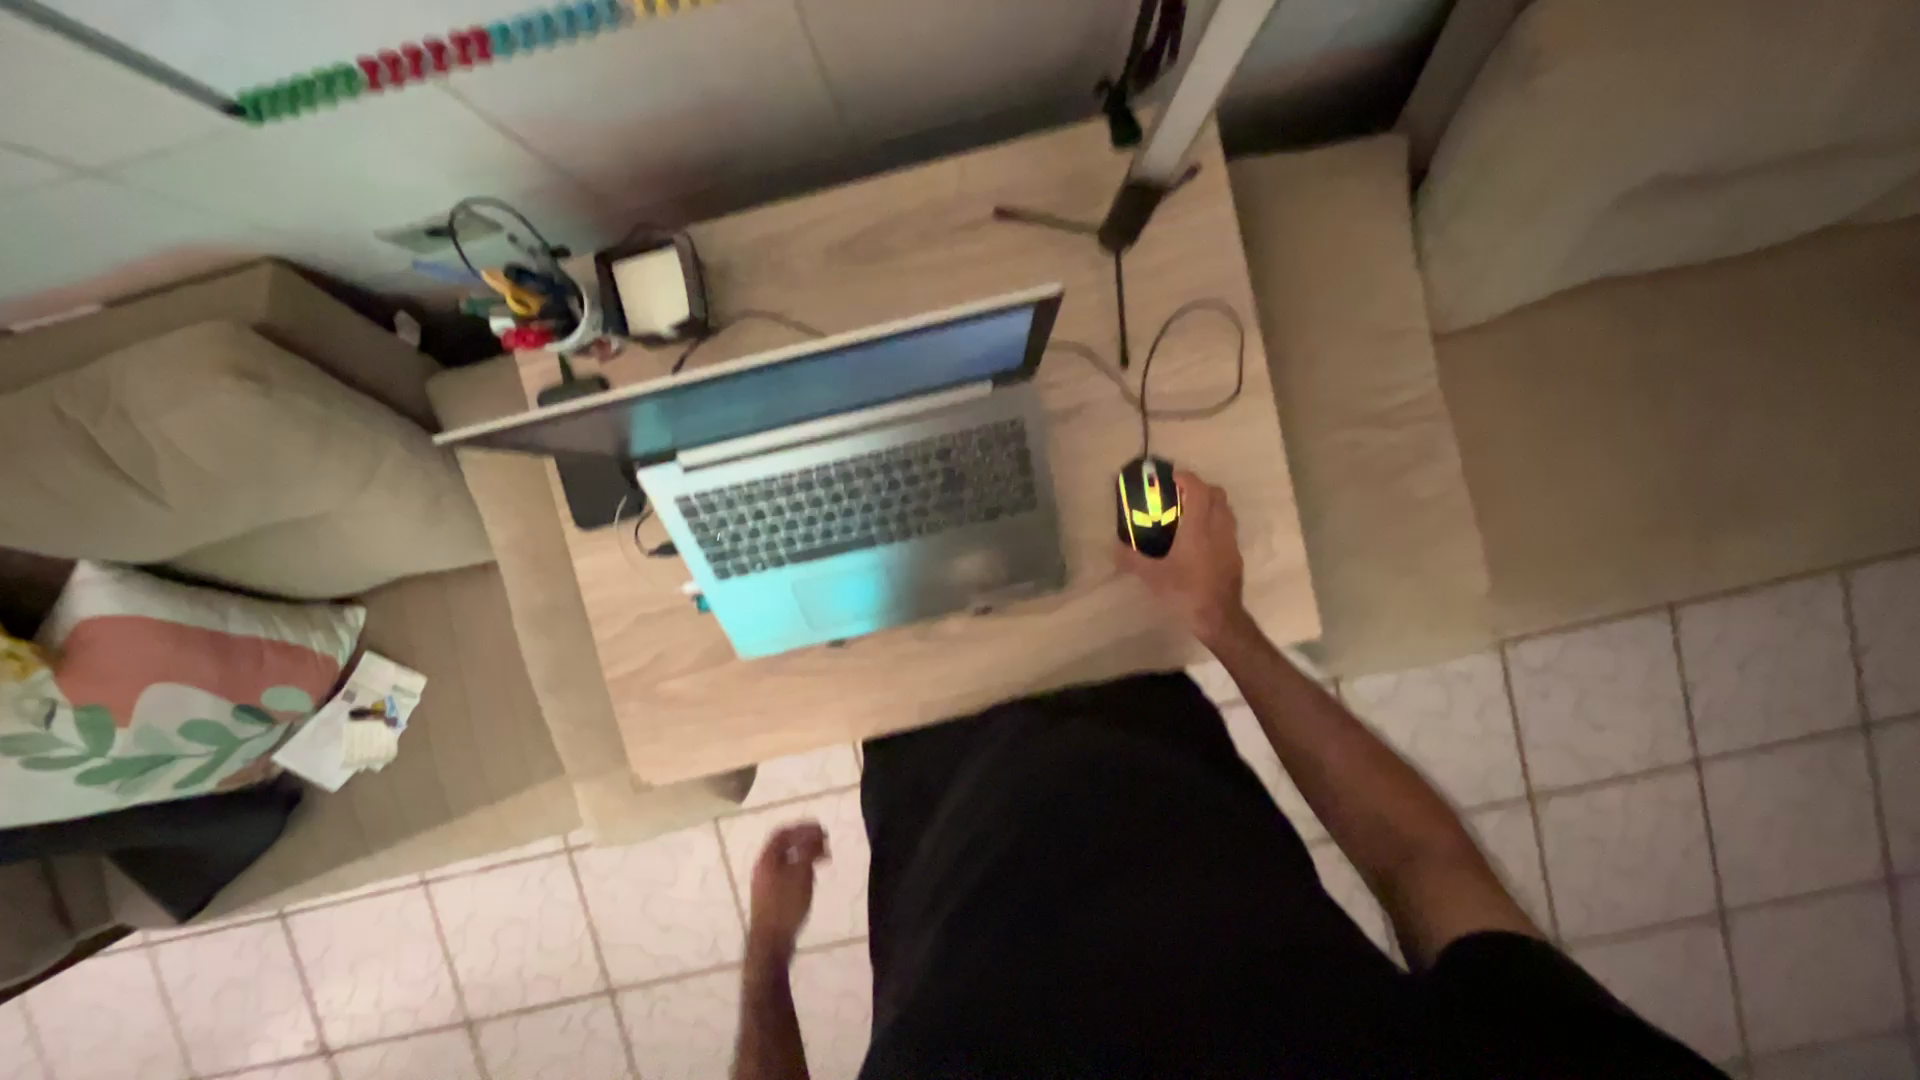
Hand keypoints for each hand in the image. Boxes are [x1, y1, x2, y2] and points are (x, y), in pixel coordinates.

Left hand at [746, 822, 829, 960]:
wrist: (770, 944)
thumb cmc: (786, 906)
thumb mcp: (800, 874)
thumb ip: (808, 850)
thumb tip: (814, 834)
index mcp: (767, 859)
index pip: (783, 833)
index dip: (803, 827)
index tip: (822, 830)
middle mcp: (763, 868)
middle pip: (785, 845)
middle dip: (806, 840)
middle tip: (826, 843)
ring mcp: (766, 883)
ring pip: (787, 860)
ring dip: (806, 855)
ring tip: (823, 859)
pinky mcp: (771, 896)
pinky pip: (787, 873)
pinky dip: (801, 868)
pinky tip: (812, 877)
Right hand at [1115, 469, 1249, 647]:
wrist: (1219, 618)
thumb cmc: (1185, 593)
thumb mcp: (1152, 577)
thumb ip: (1132, 559)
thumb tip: (1115, 548)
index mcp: (1198, 527)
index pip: (1198, 489)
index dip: (1186, 478)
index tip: (1172, 478)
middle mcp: (1218, 528)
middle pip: (1217, 494)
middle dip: (1200, 488)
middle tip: (1180, 496)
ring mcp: (1230, 542)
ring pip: (1225, 511)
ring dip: (1210, 505)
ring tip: (1189, 516)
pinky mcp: (1235, 556)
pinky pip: (1227, 528)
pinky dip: (1215, 524)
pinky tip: (1200, 541)